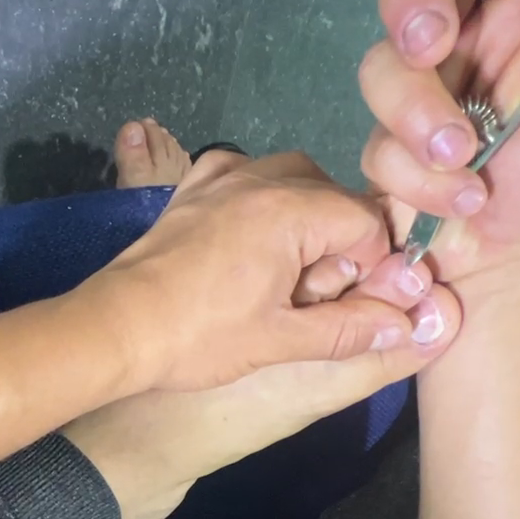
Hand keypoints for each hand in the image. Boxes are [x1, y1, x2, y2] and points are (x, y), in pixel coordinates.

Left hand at [64, 170, 463, 518]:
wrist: (114, 329)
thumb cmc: (196, 338)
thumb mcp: (277, 341)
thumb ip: (346, 330)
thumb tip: (405, 324)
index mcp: (291, 208)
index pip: (366, 223)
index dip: (367, 267)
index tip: (341, 303)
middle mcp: (260, 177)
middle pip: (330, 199)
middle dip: (333, 246)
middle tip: (304, 297)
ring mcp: (220, 178)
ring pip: (289, 183)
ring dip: (299, 223)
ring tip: (277, 276)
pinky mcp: (189, 191)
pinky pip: (241, 178)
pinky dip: (256, 202)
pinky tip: (244, 240)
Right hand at [360, 0, 519, 283]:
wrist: (507, 267)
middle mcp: (465, 37)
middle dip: (410, 6)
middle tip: (428, 48)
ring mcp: (420, 92)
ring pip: (381, 67)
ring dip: (416, 118)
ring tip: (463, 162)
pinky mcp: (387, 145)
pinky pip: (377, 142)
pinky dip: (414, 176)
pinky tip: (455, 198)